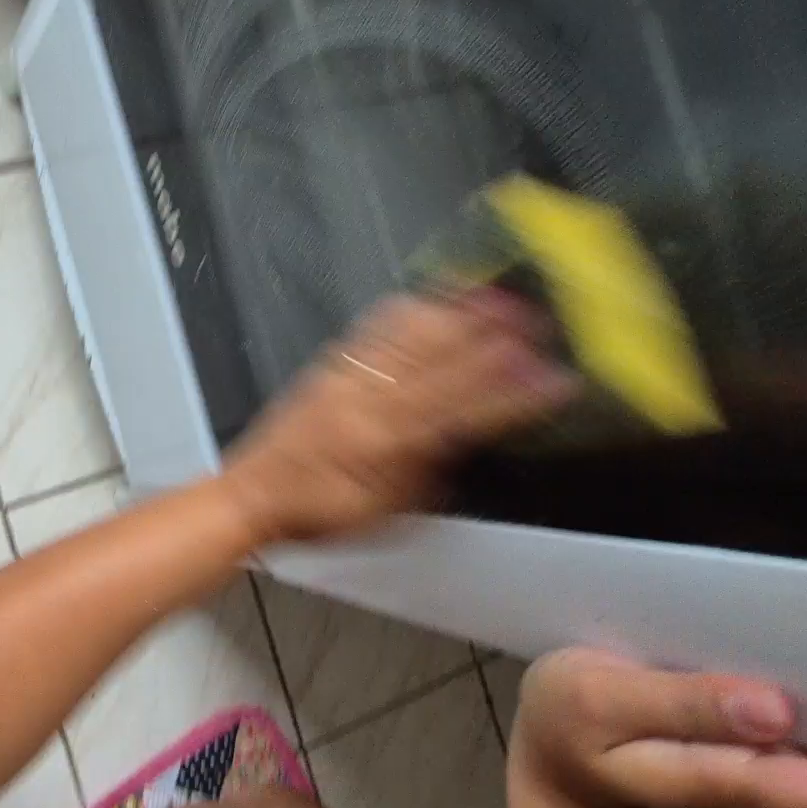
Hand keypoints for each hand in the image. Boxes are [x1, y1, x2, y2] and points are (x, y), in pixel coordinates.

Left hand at [219, 289, 576, 543]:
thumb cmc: (316, 512)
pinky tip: (421, 299)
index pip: (467, 412)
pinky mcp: (325, 369)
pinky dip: (400, 313)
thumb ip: (428, 471)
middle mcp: (368, 407)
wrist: (252, 494)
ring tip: (489, 295)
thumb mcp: (387, 510)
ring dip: (452, 315)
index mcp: (389, 447)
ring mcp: (344, 382)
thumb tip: (460, 440)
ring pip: (407, 339)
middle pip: (442, 364)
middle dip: (492, 340)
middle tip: (532, 320)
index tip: (553, 378)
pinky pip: (367, 334)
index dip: (515, 394)